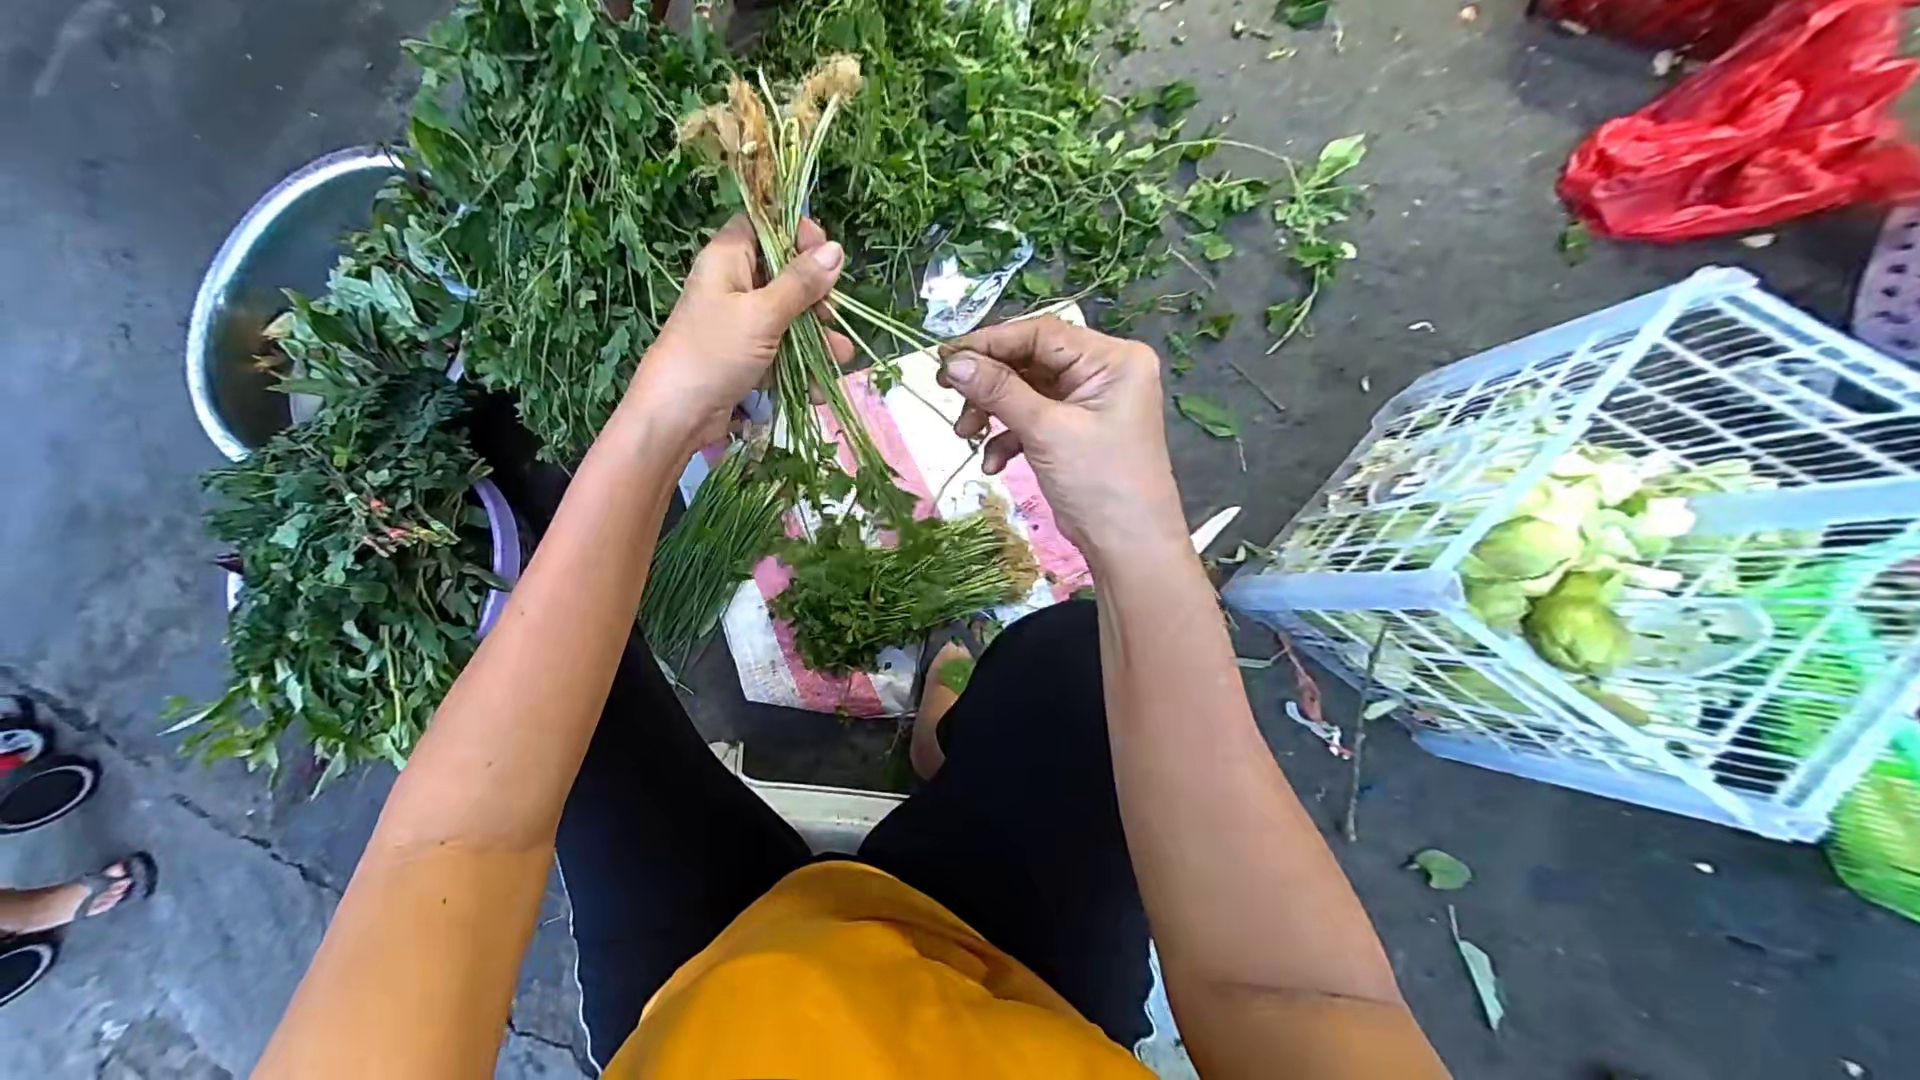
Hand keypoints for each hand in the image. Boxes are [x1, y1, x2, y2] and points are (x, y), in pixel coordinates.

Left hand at [626, 215, 851, 450]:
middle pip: (787, 276)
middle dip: (818, 300)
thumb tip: (836, 250)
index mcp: (729, 258)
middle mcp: (736, 284)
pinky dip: (802, 366)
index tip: (827, 257)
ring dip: (818, 340)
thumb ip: (801, 284)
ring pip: (791, 318)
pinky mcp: (748, 355)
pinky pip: (783, 351)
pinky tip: (817, 388)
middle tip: (833, 319)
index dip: (798, 235)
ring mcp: (742, 322)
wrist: (678, 413)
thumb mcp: (762, 314)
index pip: (766, 226)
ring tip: (840, 360)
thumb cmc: (714, 352)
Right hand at [939, 318, 1187, 562]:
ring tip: (966, 436)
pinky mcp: (1074, 432)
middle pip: (1031, 362)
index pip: (1042, 334)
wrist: (1128, 548)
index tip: (946, 358)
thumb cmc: (1098, 482)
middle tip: (948, 394)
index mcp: (1112, 359)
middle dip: (989, 385)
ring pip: (1026, 392)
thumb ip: (998, 391)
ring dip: (993, 413)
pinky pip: (1032, 421)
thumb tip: (953, 362)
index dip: (991, 342)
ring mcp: (1088, 404)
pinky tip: (993, 464)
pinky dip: (1008, 438)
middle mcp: (1103, 373)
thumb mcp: (1046, 431)